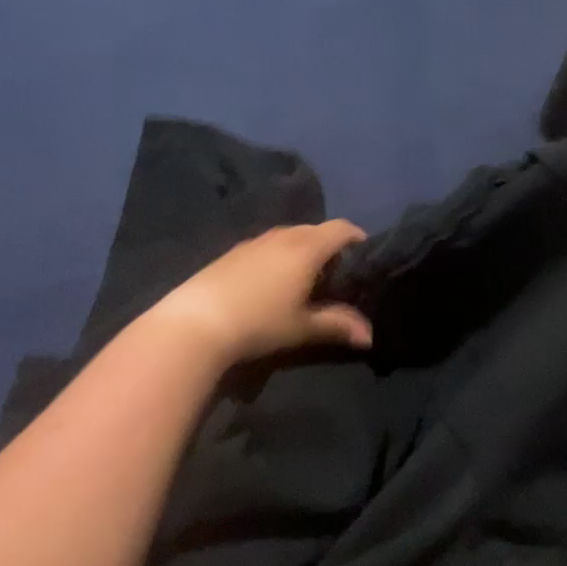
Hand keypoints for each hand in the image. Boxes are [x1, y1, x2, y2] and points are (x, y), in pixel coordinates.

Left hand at [151, 220, 373, 362]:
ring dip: (303, 250)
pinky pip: (267, 245)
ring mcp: (254, 242)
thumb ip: (338, 325)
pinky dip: (279, 256)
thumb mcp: (303, 327)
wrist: (197, 321)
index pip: (341, 229)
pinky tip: (272, 283)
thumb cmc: (260, 322)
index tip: (365, 257)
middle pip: (315, 230)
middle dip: (330, 246)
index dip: (357, 238)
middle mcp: (282, 236)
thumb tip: (369, 336)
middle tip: (338, 273)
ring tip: (306, 279)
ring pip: (289, 236)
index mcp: (306, 247)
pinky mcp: (232, 252)